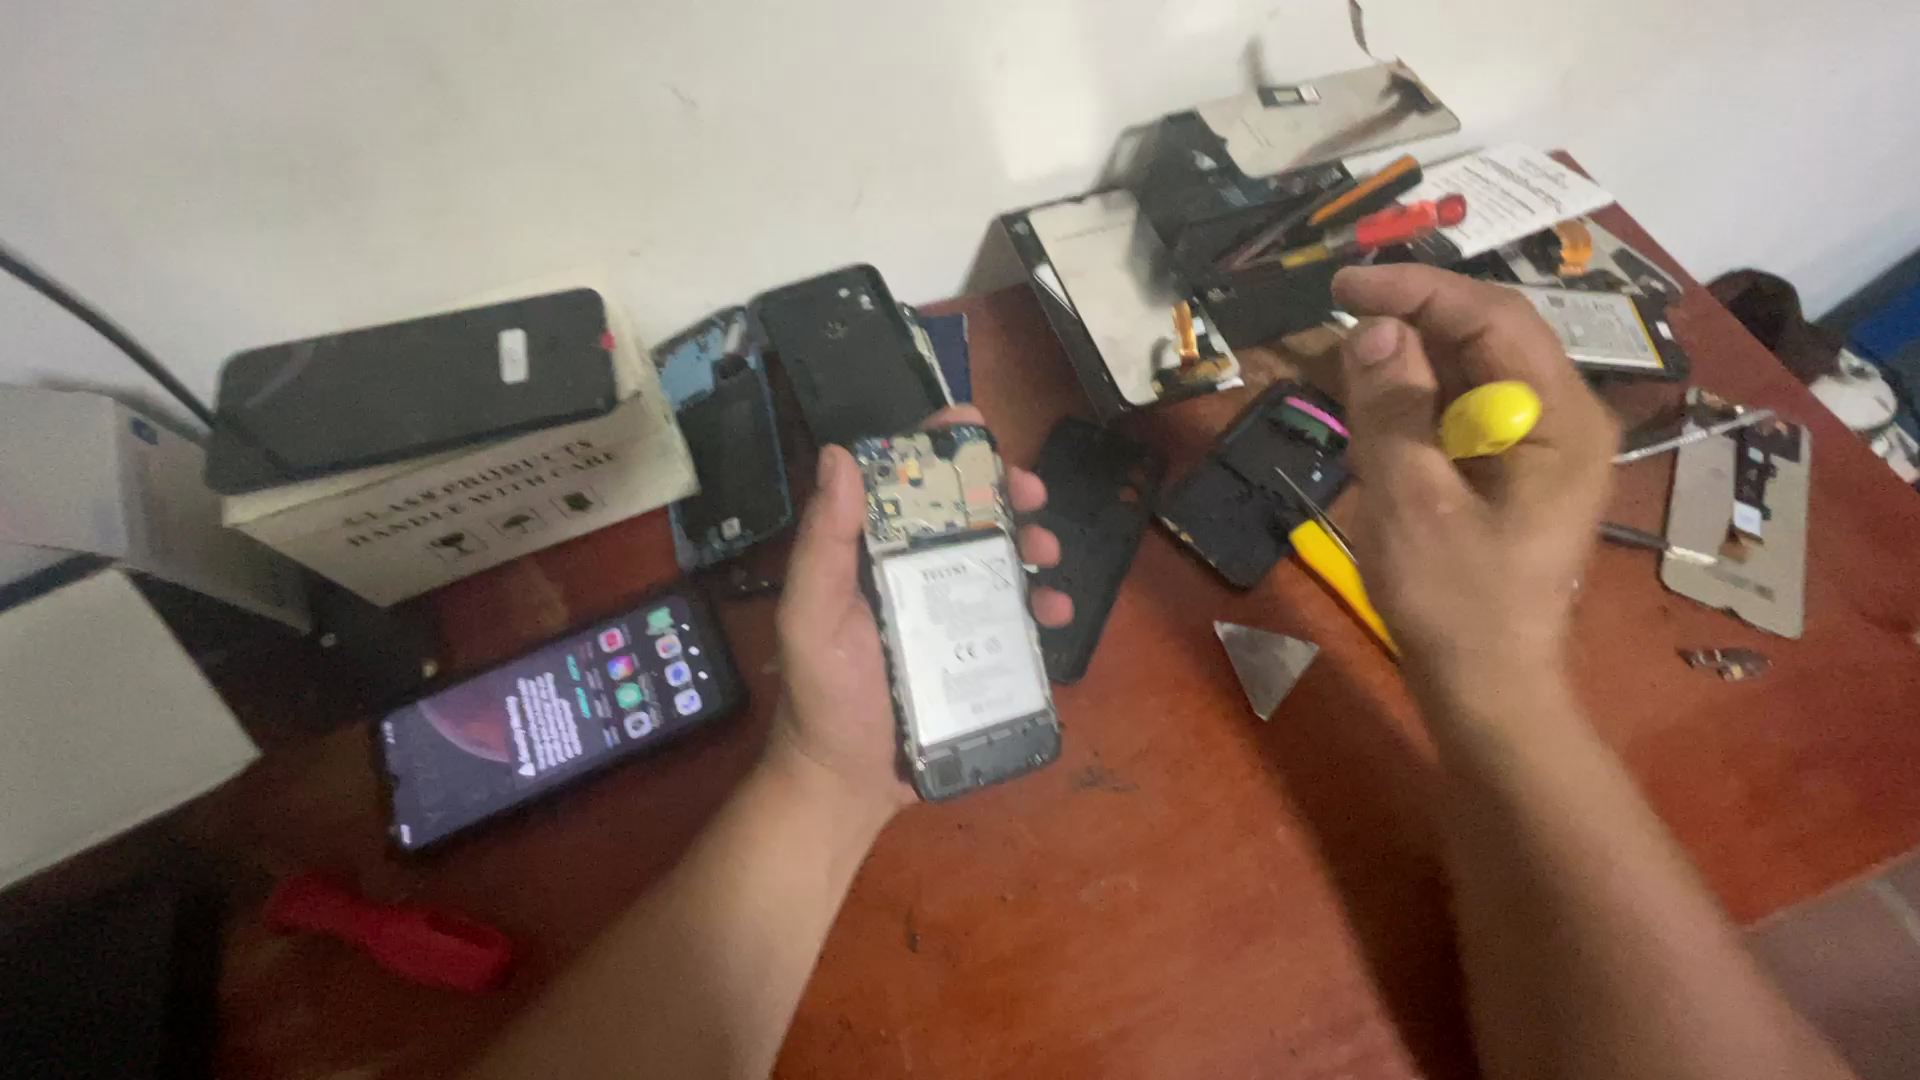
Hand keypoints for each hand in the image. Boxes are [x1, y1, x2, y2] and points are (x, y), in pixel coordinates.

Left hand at [766, 405, 1071, 816]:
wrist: (849, 783)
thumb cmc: (825, 697)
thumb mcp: (812, 616)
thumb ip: (822, 542)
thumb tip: (839, 456)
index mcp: (868, 553)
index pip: (903, 483)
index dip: (938, 449)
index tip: (977, 428)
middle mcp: (908, 571)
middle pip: (963, 514)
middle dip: (1003, 493)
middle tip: (1034, 494)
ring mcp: (944, 611)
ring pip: (996, 558)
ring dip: (1031, 544)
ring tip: (1050, 554)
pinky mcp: (972, 649)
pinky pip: (1011, 615)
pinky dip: (1039, 604)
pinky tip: (1054, 612)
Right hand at [1331, 265, 1618, 696]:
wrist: (1480, 678)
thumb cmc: (1452, 599)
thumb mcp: (1412, 502)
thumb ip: (1393, 411)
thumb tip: (1372, 330)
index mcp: (1557, 419)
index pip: (1492, 319)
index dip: (1415, 290)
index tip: (1342, 286)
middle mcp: (1553, 417)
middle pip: (1480, 338)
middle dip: (1403, 318)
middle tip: (1328, 314)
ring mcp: (1526, 444)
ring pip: (1458, 372)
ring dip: (1395, 356)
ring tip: (1328, 353)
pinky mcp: (1496, 468)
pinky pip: (1447, 411)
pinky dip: (1399, 398)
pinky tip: (1357, 397)